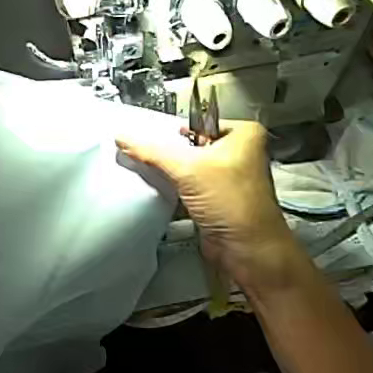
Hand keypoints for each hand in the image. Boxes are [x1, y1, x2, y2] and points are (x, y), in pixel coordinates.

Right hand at [117, 120, 311, 294]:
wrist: (247, 250)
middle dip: (170, 154)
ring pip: (189, 168)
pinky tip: (164, 192)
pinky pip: (189, 187)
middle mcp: (239, 153)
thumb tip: (125, 139)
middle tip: (148, 156)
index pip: (197, 122)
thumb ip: (152, 152)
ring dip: (172, 174)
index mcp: (243, 134)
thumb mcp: (188, 169)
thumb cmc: (235, 206)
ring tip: (154, 175)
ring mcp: (228, 178)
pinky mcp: (217, 200)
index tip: (148, 136)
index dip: (174, 131)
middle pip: (191, 145)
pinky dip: (175, 190)